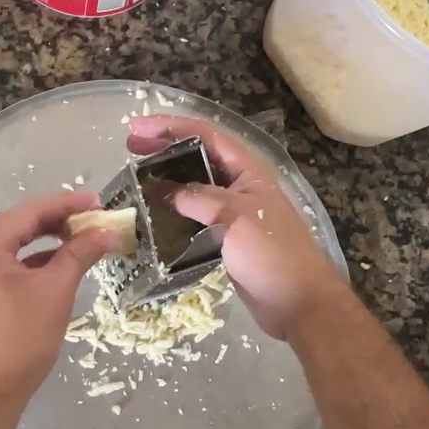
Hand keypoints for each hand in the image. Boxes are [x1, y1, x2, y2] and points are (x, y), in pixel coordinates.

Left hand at [0, 191, 116, 422]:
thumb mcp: (55, 291)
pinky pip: (5, 263)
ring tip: (82, 238)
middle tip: (94, 219)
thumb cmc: (20, 341)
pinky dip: (32, 260)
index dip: (67, 204)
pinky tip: (59, 263)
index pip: (30, 211)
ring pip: (13, 244)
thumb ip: (80, 254)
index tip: (98, 202)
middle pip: (20, 224)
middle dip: (59, 220)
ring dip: (47, 240)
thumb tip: (107, 232)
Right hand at [126, 115, 347, 340]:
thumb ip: (196, 198)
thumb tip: (162, 190)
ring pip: (194, 185)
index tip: (137, 126)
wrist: (298, 302)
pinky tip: (153, 214)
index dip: (170, 127)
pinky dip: (173, 210)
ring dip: (167, 178)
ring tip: (137, 176)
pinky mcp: (226, 237)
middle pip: (198, 155)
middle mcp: (240, 184)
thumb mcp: (233, 217)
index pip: (205, 135)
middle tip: (130, 146)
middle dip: (164, 147)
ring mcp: (234, 211)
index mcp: (248, 169)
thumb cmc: (272, 253)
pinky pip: (195, 214)